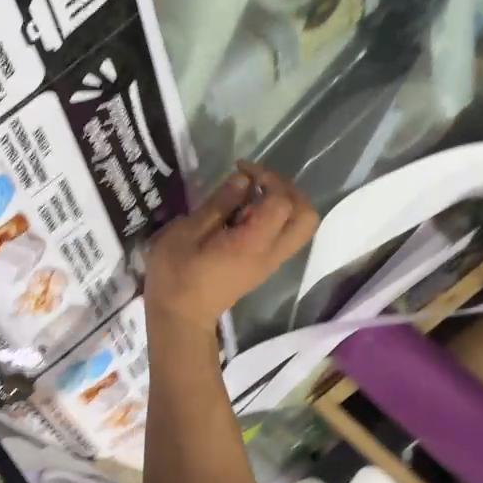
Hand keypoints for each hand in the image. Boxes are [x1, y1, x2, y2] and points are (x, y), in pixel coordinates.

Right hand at [144, 163, 317, 333]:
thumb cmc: (175, 272)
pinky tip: (243, 212)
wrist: (180, 315)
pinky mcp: (264, 266)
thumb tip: (242, 180)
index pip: (281, 203)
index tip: (240, 167)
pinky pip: (285, 235)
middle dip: (287, 188)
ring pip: (300, 227)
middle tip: (256, 178)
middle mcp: (272, 253)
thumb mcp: (185, 232)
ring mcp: (271, 262)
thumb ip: (217, 205)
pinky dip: (274, 216)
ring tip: (249, 192)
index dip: (267, 177)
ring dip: (283, 202)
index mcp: (252, 243)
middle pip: (306, 216)